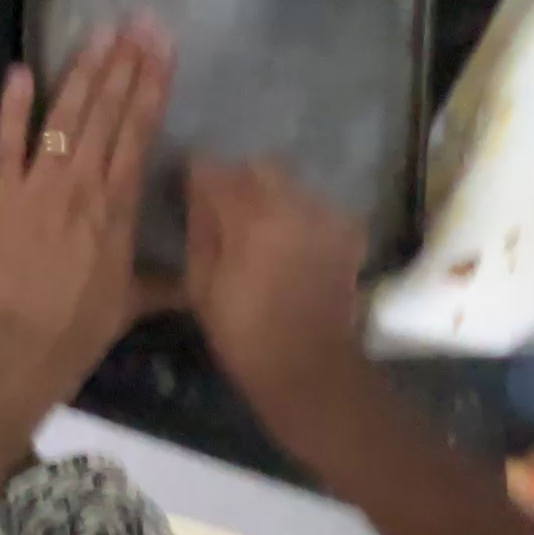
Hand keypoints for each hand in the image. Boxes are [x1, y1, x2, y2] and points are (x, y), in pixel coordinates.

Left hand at [0, 19, 176, 401]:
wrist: (25, 343)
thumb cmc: (84, 325)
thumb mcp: (135, 300)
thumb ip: (170, 281)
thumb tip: (205, 277)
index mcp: (119, 206)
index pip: (139, 132)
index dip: (151, 86)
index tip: (162, 45)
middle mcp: (83, 185)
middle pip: (106, 114)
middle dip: (124, 63)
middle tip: (138, 20)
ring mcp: (38, 186)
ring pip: (65, 119)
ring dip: (82, 73)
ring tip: (99, 34)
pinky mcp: (0, 195)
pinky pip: (6, 145)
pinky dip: (12, 108)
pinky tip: (20, 71)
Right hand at [184, 162, 367, 404]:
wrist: (308, 368)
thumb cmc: (242, 333)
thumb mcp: (201, 285)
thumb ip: (199, 229)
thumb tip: (195, 191)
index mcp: (250, 218)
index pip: (214, 171)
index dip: (196, 176)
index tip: (186, 189)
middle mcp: (293, 206)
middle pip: (259, 166)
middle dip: (238, 179)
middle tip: (223, 208)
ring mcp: (326, 217)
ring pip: (291, 184)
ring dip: (270, 195)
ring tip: (257, 229)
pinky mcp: (347, 234)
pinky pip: (316, 205)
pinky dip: (299, 214)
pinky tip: (288, 242)